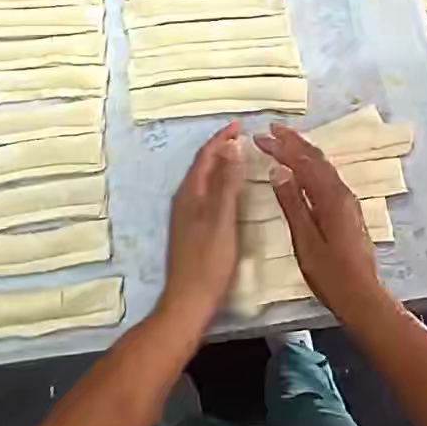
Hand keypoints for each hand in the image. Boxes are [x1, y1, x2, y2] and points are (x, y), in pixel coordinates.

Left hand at [156, 122, 242, 331]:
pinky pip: (206, 192)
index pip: (205, 156)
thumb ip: (226, 183)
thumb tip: (231, 148)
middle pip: (202, 165)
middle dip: (220, 147)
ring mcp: (186, 214)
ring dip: (220, 163)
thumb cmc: (208, 260)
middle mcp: (184, 199)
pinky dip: (219, 181)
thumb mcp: (222, 219)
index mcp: (190, 193)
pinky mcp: (192, 227)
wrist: (188, 301)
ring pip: (203, 179)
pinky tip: (231, 188)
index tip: (239, 124)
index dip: (221, 138)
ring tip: (239, 155)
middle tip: (242, 136)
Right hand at [254, 123, 396, 324]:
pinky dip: (311, 164)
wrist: (362, 295)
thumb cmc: (330, 273)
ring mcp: (346, 200)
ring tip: (284, 140)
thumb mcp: (304, 240)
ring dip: (303, 150)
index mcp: (330, 197)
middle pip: (315, 158)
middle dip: (293, 141)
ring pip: (322, 166)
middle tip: (272, 128)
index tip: (260, 136)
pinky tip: (303, 169)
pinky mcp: (347, 209)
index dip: (281, 147)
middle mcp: (341, 192)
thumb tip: (278, 170)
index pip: (302, 162)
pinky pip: (326, 176)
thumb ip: (292, 204)